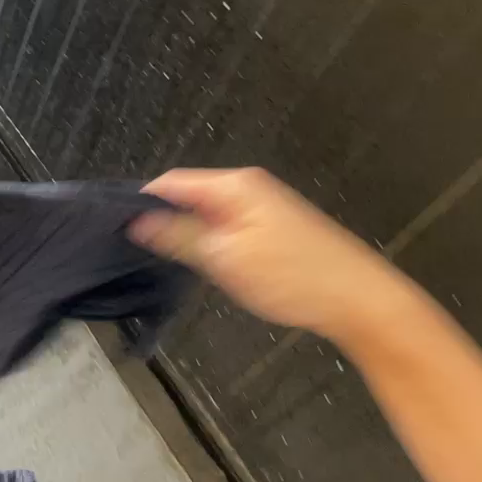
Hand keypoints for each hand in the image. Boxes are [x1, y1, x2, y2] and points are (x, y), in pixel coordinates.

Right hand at [130, 168, 415, 344]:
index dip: (143, 203)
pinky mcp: (275, 225)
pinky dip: (213, 240)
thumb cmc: (293, 277)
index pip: (172, 181)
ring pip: (209, 212)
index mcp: (234, 185)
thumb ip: (178, 236)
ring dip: (191, 233)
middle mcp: (248, 185)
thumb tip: (137, 220)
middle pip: (190, 194)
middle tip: (144, 252)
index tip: (120, 229)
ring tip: (174, 263)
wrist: (361, 300)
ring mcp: (264, 204)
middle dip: (167, 219)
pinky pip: (229, 224)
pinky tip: (212, 266)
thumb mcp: (225, 258)